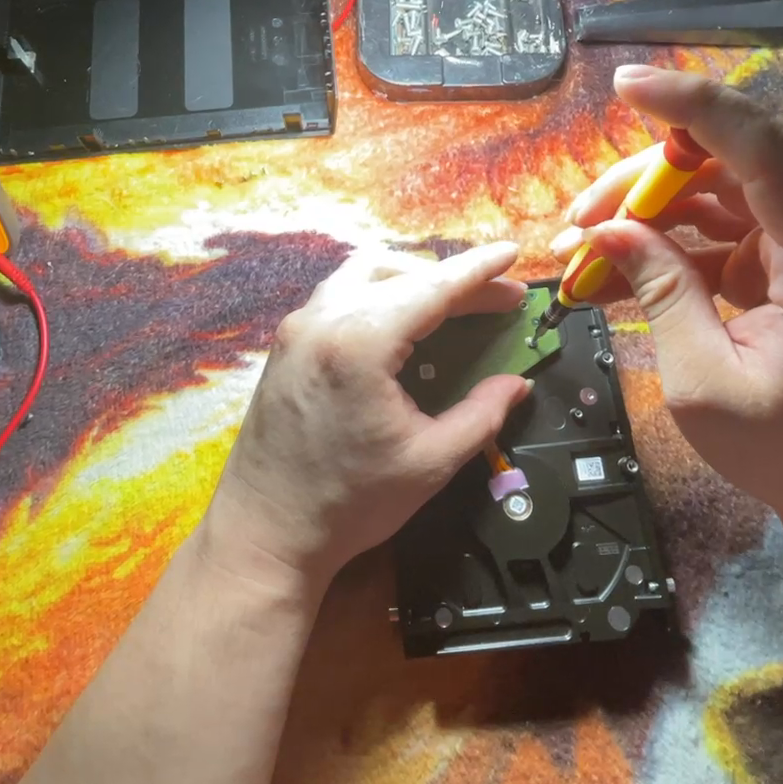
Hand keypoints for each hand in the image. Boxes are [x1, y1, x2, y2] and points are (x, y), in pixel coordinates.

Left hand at [201, 243, 534, 591]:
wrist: (265, 531)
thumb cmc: (350, 503)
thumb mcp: (431, 461)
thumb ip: (481, 414)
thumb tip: (517, 384)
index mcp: (361, 342)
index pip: (433, 287)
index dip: (479, 270)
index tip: (513, 252)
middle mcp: (324, 318)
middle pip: (400, 274)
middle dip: (453, 279)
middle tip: (497, 299)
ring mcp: (298, 327)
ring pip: (363, 274)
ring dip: (411, 278)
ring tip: (451, 301)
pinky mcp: (286, 342)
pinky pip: (339, 294)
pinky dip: (378, 293)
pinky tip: (400, 319)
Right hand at [552, 65, 782, 542]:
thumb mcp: (705, 381)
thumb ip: (659, 293)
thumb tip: (607, 231)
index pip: (766, 146)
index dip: (693, 107)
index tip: (626, 84)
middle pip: (730, 166)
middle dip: (642, 184)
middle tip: (573, 225)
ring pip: (722, 194)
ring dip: (649, 215)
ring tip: (582, 251)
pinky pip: (729, 232)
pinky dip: (674, 245)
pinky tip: (620, 269)